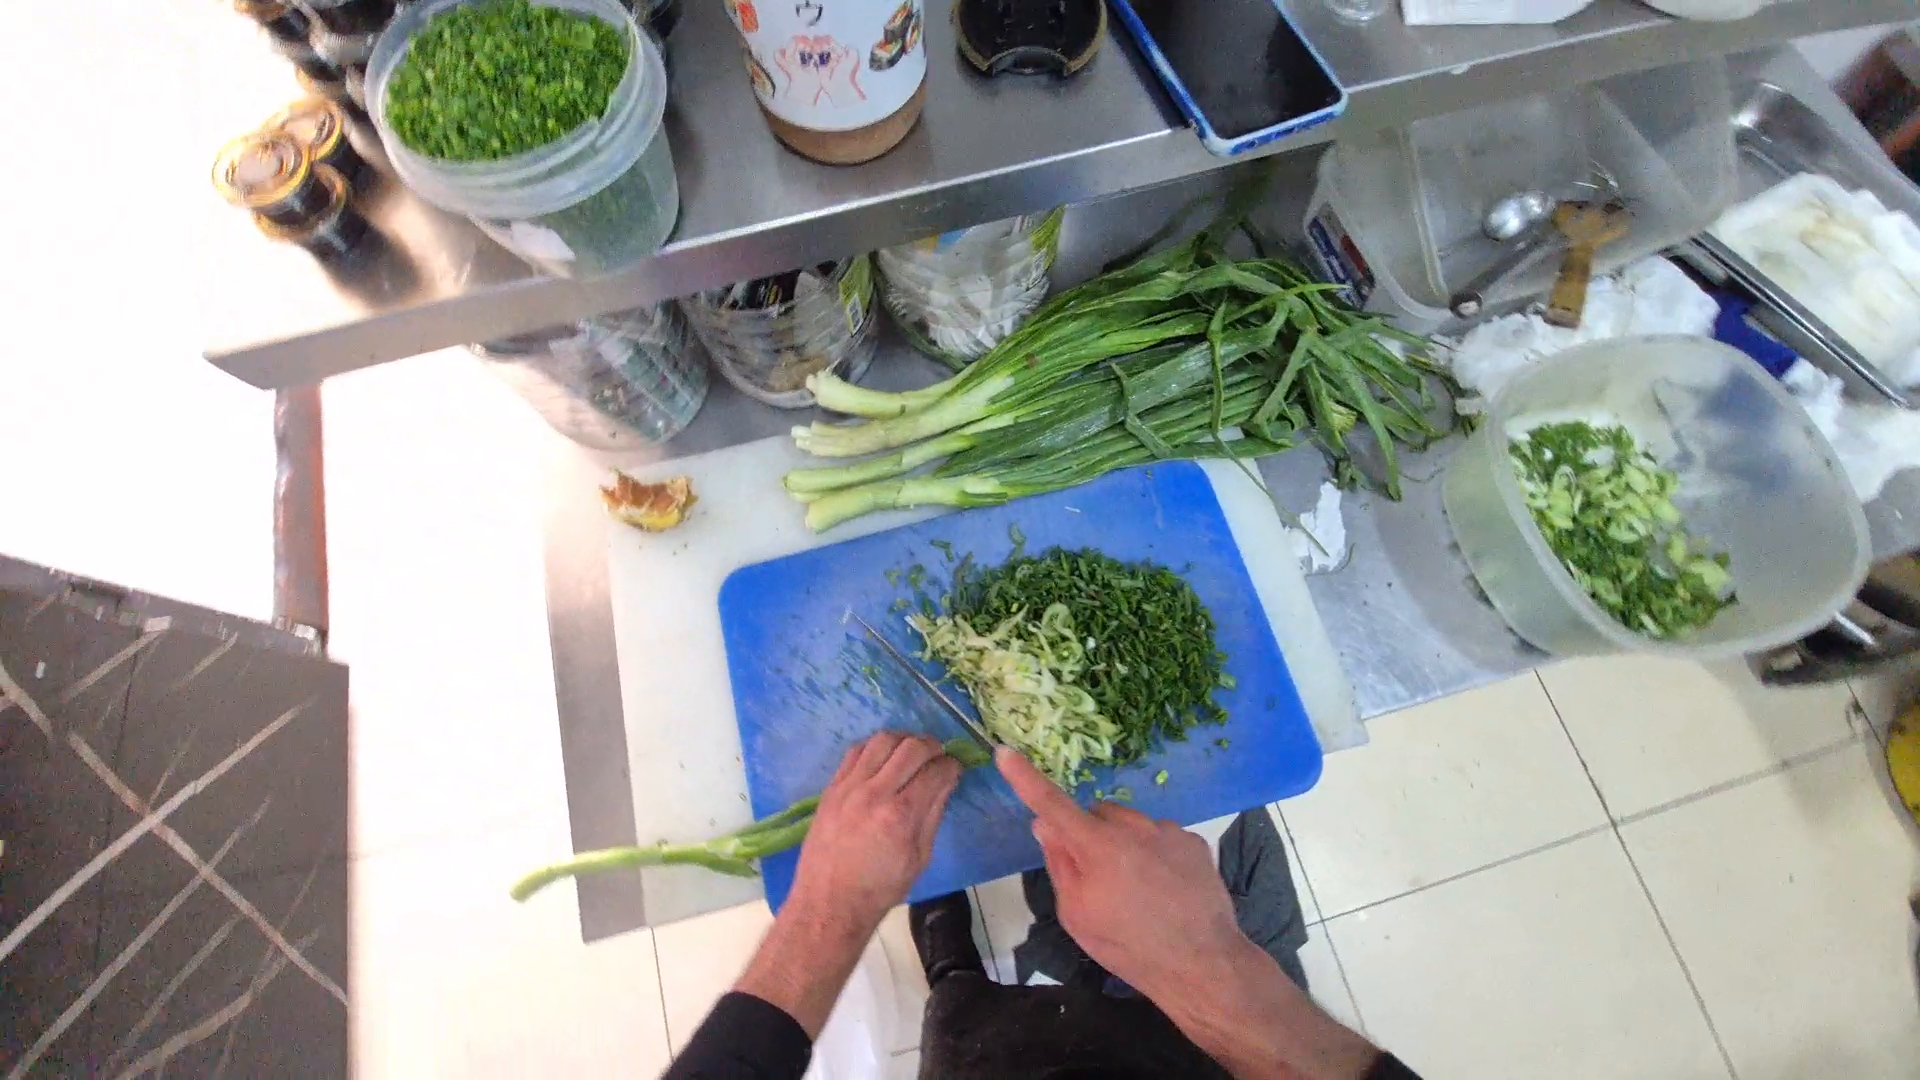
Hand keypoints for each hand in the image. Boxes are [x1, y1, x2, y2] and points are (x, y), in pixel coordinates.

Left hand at [786, 733, 963, 938]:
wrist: (830, 902)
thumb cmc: (881, 887)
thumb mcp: (920, 857)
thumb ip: (934, 813)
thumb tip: (948, 780)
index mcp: (901, 816)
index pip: (936, 771)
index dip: (952, 765)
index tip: (955, 767)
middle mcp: (875, 794)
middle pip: (912, 747)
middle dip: (933, 746)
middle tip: (938, 756)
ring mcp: (850, 787)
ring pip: (883, 740)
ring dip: (904, 740)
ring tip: (911, 753)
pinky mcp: (832, 787)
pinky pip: (856, 750)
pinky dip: (876, 747)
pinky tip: (884, 758)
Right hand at [995, 746, 1248, 1001]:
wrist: (1204, 966)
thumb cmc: (1129, 947)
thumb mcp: (1078, 915)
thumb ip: (1060, 864)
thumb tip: (1045, 825)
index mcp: (1097, 845)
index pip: (1051, 804)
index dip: (1025, 778)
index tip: (1005, 752)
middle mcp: (1132, 826)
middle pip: (1096, 815)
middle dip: (1091, 835)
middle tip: (1100, 878)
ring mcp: (1166, 830)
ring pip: (1131, 824)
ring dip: (1125, 843)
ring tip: (1140, 890)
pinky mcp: (1193, 840)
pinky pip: (1160, 836)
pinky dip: (1156, 854)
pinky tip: (1166, 888)